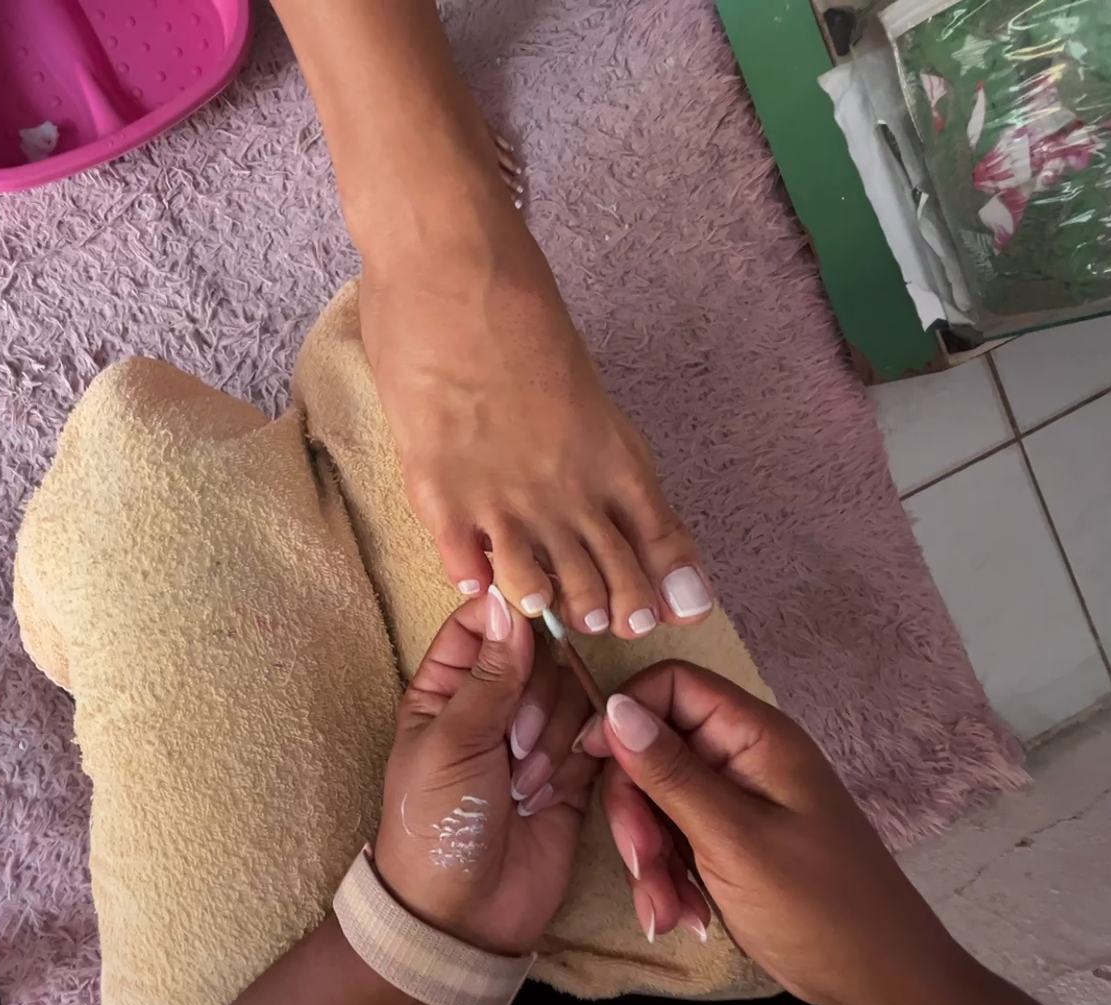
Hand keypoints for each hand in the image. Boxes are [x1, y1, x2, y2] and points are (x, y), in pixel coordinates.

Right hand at [358, 205, 716, 641]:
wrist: (453, 274)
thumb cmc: (519, 304)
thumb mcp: (580, 375)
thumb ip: (586, 432)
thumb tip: (575, 465)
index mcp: (610, 453)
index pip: (654, 538)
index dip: (664, 582)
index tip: (670, 611)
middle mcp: (564, 491)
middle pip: (597, 572)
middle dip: (609, 606)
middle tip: (607, 624)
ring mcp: (501, 501)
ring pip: (534, 583)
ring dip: (544, 601)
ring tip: (543, 610)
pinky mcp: (440, 497)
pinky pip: (464, 564)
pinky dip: (473, 580)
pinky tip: (475, 584)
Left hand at [372, 587, 599, 954]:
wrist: (465, 915)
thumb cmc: (437, 821)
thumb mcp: (453, 741)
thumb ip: (490, 673)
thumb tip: (506, 597)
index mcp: (447, 685)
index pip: (483, 622)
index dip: (511, 616)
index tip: (536, 620)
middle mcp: (492, 700)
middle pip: (537, 655)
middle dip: (532, 699)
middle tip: (510, 749)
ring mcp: (533, 733)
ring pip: (570, 693)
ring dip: (551, 739)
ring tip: (523, 787)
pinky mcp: (571, 767)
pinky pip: (594, 735)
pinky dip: (577, 760)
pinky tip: (550, 794)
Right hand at [582, 662, 979, 1004]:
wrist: (881, 991)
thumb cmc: (819, 908)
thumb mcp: (734, 838)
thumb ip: (669, 771)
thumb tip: (612, 707)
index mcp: (753, 735)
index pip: (672, 684)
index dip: (625, 711)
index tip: (594, 757)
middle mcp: (736, 754)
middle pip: (650, 747)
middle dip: (634, 808)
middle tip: (642, 861)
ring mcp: (726, 795)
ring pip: (650, 797)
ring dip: (646, 853)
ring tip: (666, 909)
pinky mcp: (718, 832)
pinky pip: (666, 833)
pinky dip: (662, 873)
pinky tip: (679, 913)